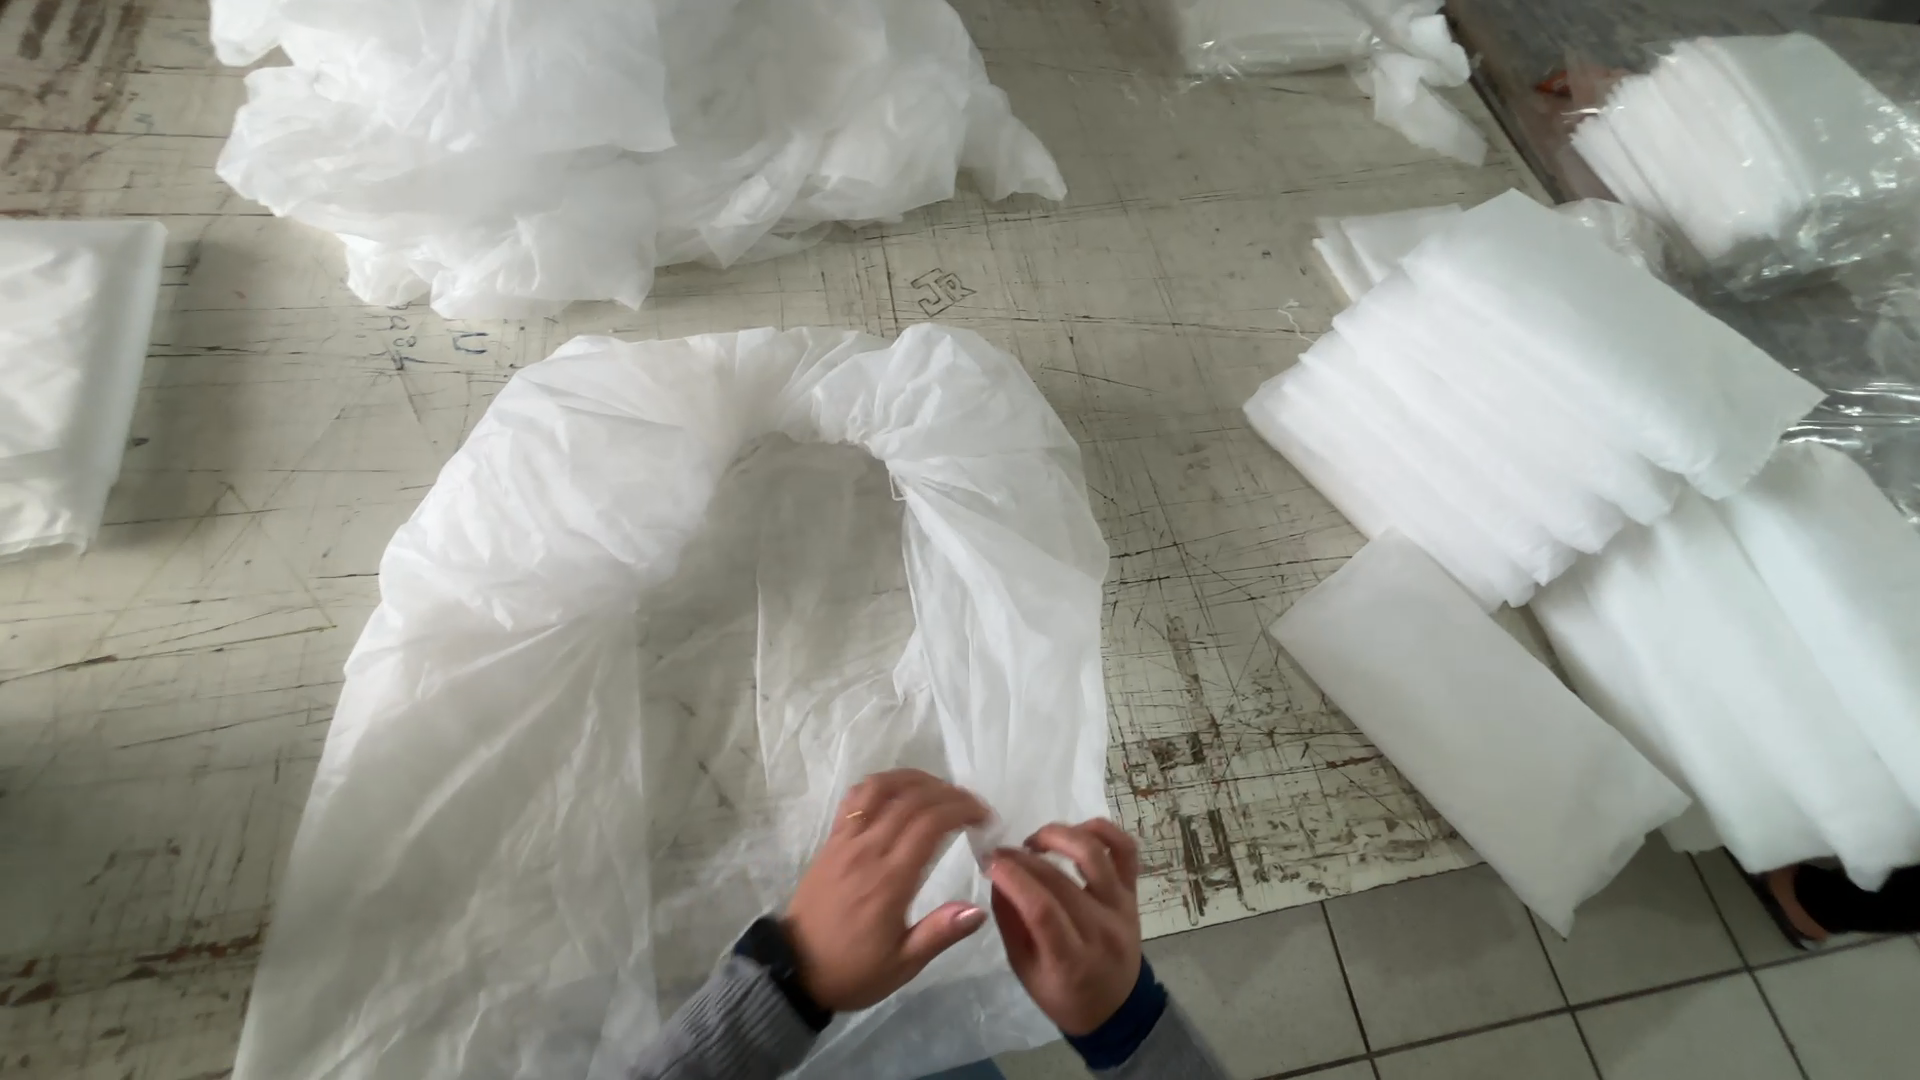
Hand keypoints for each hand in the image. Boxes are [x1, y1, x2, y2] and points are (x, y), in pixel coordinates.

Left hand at [783, 769, 990, 1011]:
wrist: (794, 970)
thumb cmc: (854, 969)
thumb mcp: (902, 964)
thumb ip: (940, 933)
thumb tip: (979, 909)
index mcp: (890, 880)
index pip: (930, 824)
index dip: (961, 810)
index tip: (983, 817)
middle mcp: (868, 850)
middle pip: (912, 800)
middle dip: (949, 793)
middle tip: (971, 804)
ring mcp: (846, 840)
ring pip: (881, 788)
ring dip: (914, 779)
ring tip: (939, 788)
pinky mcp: (831, 839)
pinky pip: (855, 797)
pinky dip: (880, 784)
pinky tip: (898, 791)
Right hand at [988, 819, 1142, 1035]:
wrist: (1117, 1006)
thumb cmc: (1063, 994)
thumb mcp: (1024, 970)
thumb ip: (1009, 922)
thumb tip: (996, 876)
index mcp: (1071, 960)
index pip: (1042, 910)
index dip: (1013, 878)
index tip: (990, 862)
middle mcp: (1101, 929)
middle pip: (1059, 879)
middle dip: (1021, 857)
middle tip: (1001, 853)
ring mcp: (1121, 907)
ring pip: (1093, 853)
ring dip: (1058, 836)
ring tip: (1035, 841)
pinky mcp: (1133, 891)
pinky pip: (1125, 848)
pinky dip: (1101, 829)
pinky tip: (1075, 831)